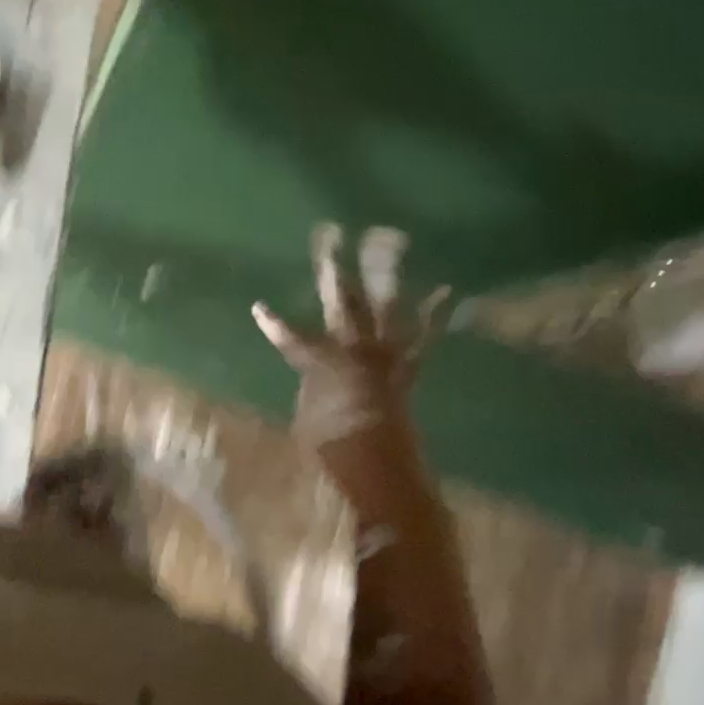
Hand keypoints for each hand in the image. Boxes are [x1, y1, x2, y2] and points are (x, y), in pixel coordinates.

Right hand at [250, 224, 447, 451]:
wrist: (381, 469)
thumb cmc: (330, 450)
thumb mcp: (304, 422)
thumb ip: (307, 394)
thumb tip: (312, 387)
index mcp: (320, 362)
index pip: (289, 337)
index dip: (274, 323)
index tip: (259, 307)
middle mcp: (353, 350)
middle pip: (341, 302)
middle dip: (333, 269)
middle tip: (329, 235)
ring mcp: (384, 356)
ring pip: (384, 306)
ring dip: (386, 274)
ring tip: (389, 239)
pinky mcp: (406, 368)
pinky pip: (421, 337)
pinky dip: (432, 314)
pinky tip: (444, 291)